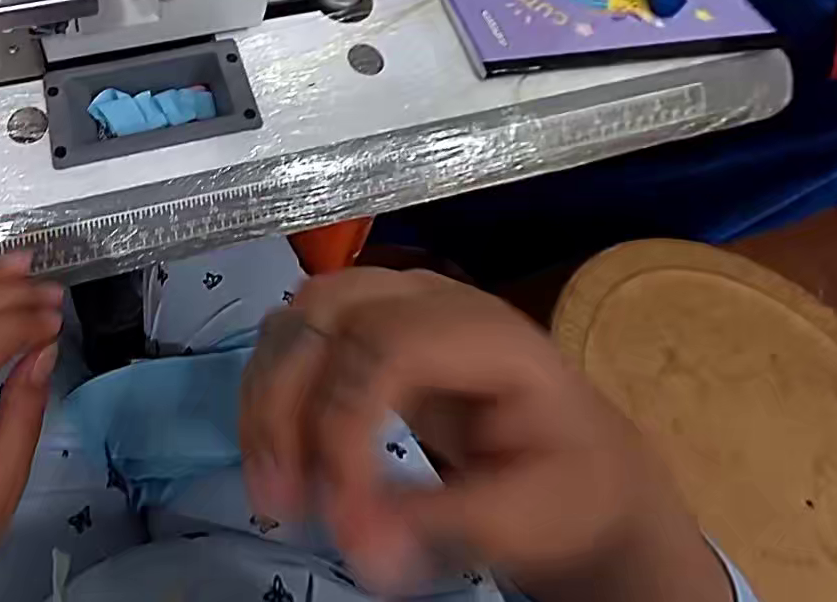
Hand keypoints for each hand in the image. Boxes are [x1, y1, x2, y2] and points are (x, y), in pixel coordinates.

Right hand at [240, 268, 729, 601]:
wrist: (570, 445)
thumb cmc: (563, 477)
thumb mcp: (533, 515)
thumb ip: (447, 526)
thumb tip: (357, 543)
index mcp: (480, 328)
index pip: (387, 345)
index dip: (344, 420)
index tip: (337, 516)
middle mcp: (421, 294)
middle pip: (325, 311)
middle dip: (285, 401)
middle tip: (275, 498)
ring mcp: (383, 296)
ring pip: (295, 314)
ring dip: (266, 394)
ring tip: (268, 481)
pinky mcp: (357, 317)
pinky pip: (291, 331)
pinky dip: (267, 386)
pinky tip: (272, 444)